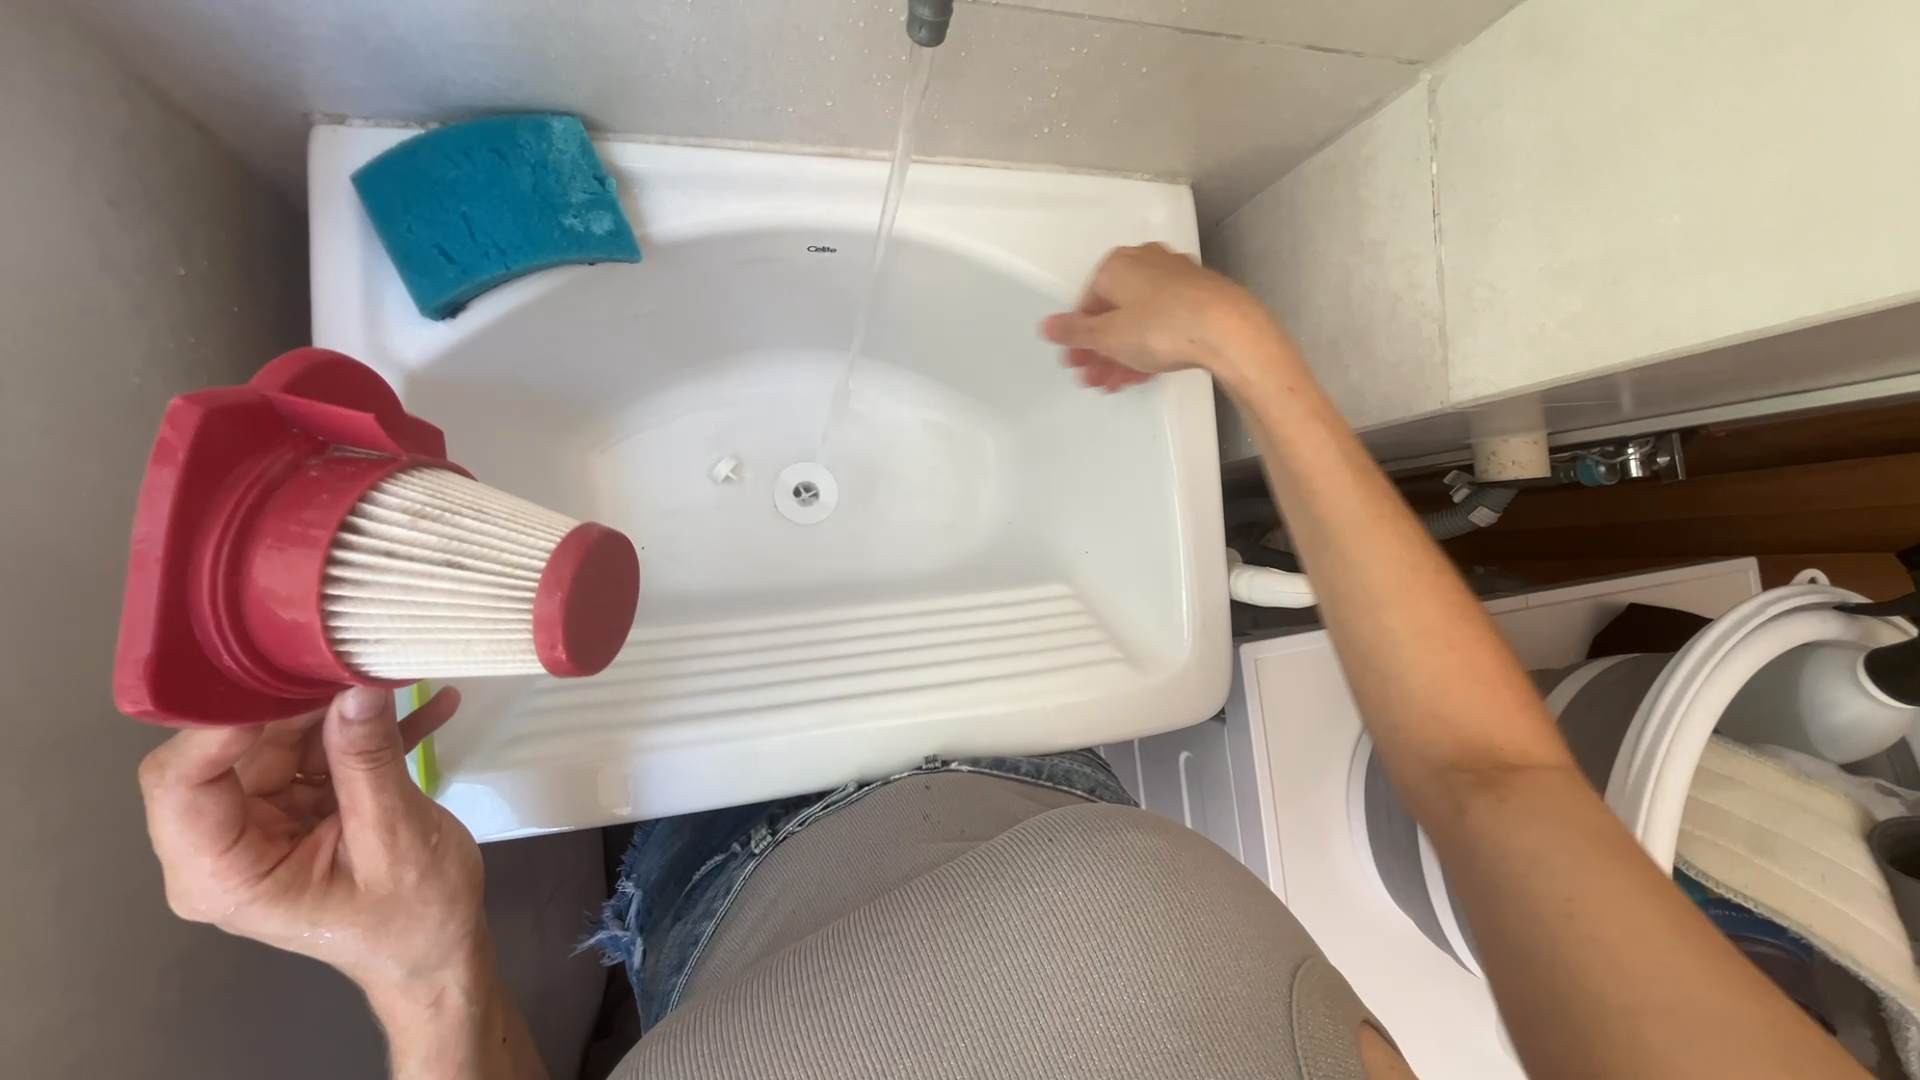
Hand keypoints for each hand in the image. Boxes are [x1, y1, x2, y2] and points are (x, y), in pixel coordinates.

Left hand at [139, 685, 477, 998]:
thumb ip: (371, 762)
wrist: (440, 946)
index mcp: (224, 871)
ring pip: (294, 742)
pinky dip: (383, 732)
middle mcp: (234, 841)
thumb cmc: (411, 914)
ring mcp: (277, 820)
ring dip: (353, 712)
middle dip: (303, 708)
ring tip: (405, 677)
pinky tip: (434, 706)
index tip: (285, 679)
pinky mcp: (317, 806)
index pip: (184, 785)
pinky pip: (337, 756)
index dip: (219, 727)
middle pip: (243, 752)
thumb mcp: (395, 837)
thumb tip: (357, 687)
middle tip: (364, 665)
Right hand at [1040, 242, 1287, 392]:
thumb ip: (1074, 332)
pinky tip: (1146, 370)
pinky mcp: (1197, 297)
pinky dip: (1150, 345)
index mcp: (1117, 265)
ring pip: (1139, 319)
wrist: (1226, 330)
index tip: (1078, 359)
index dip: (1080, 338)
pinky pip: (1163, 322)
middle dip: (1103, 348)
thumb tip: (1050, 327)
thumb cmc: (1168, 325)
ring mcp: (1175, 278)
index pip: (1086, 303)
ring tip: (1120, 380)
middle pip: (1113, 312)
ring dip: (1125, 351)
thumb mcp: (1107, 337)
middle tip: (1097, 374)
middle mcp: (1146, 263)